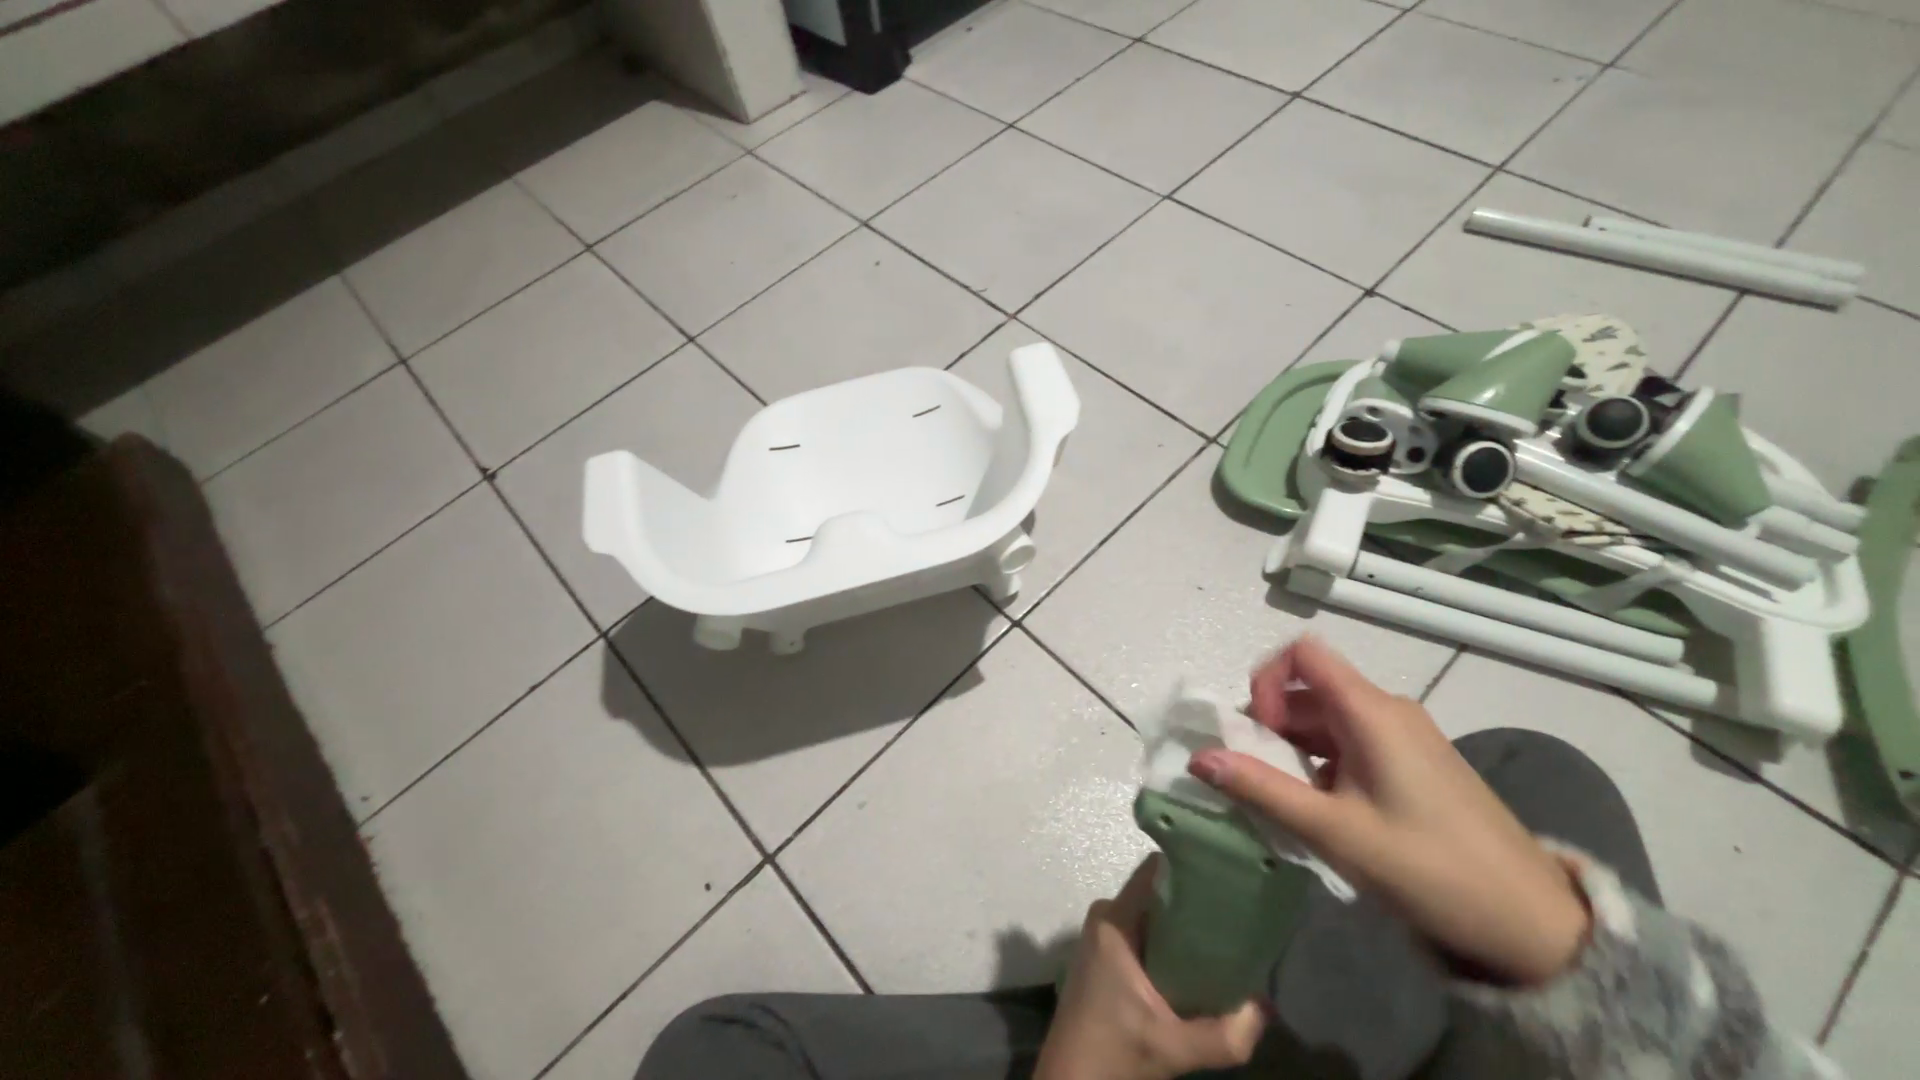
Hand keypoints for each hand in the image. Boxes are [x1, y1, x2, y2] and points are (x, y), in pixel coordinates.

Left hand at [1036, 857, 1264, 1079]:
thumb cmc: (1113, 1057)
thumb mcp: (1174, 1049)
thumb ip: (1226, 1034)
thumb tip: (1267, 1006)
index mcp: (1115, 922)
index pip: (1157, 870)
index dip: (1194, 865)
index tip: (1234, 872)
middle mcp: (1107, 918)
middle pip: (1160, 892)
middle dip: (1200, 899)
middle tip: (1245, 910)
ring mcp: (1104, 936)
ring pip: (1154, 914)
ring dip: (1189, 924)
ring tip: (1234, 935)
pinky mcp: (1106, 956)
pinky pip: (1146, 932)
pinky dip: (1174, 942)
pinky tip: (1205, 961)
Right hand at [1188, 637, 1590, 985]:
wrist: (1526, 919)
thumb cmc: (1426, 867)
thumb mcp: (1333, 831)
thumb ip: (1262, 789)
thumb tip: (1198, 757)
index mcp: (1370, 712)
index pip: (1302, 654)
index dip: (1265, 682)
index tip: (1257, 735)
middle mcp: (1387, 710)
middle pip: (1309, 690)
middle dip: (1270, 725)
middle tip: (1257, 779)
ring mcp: (1405, 736)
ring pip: (1327, 719)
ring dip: (1293, 749)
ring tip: (1286, 802)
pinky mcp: (1414, 762)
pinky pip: (1352, 742)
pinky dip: (1322, 764)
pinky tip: (1321, 811)